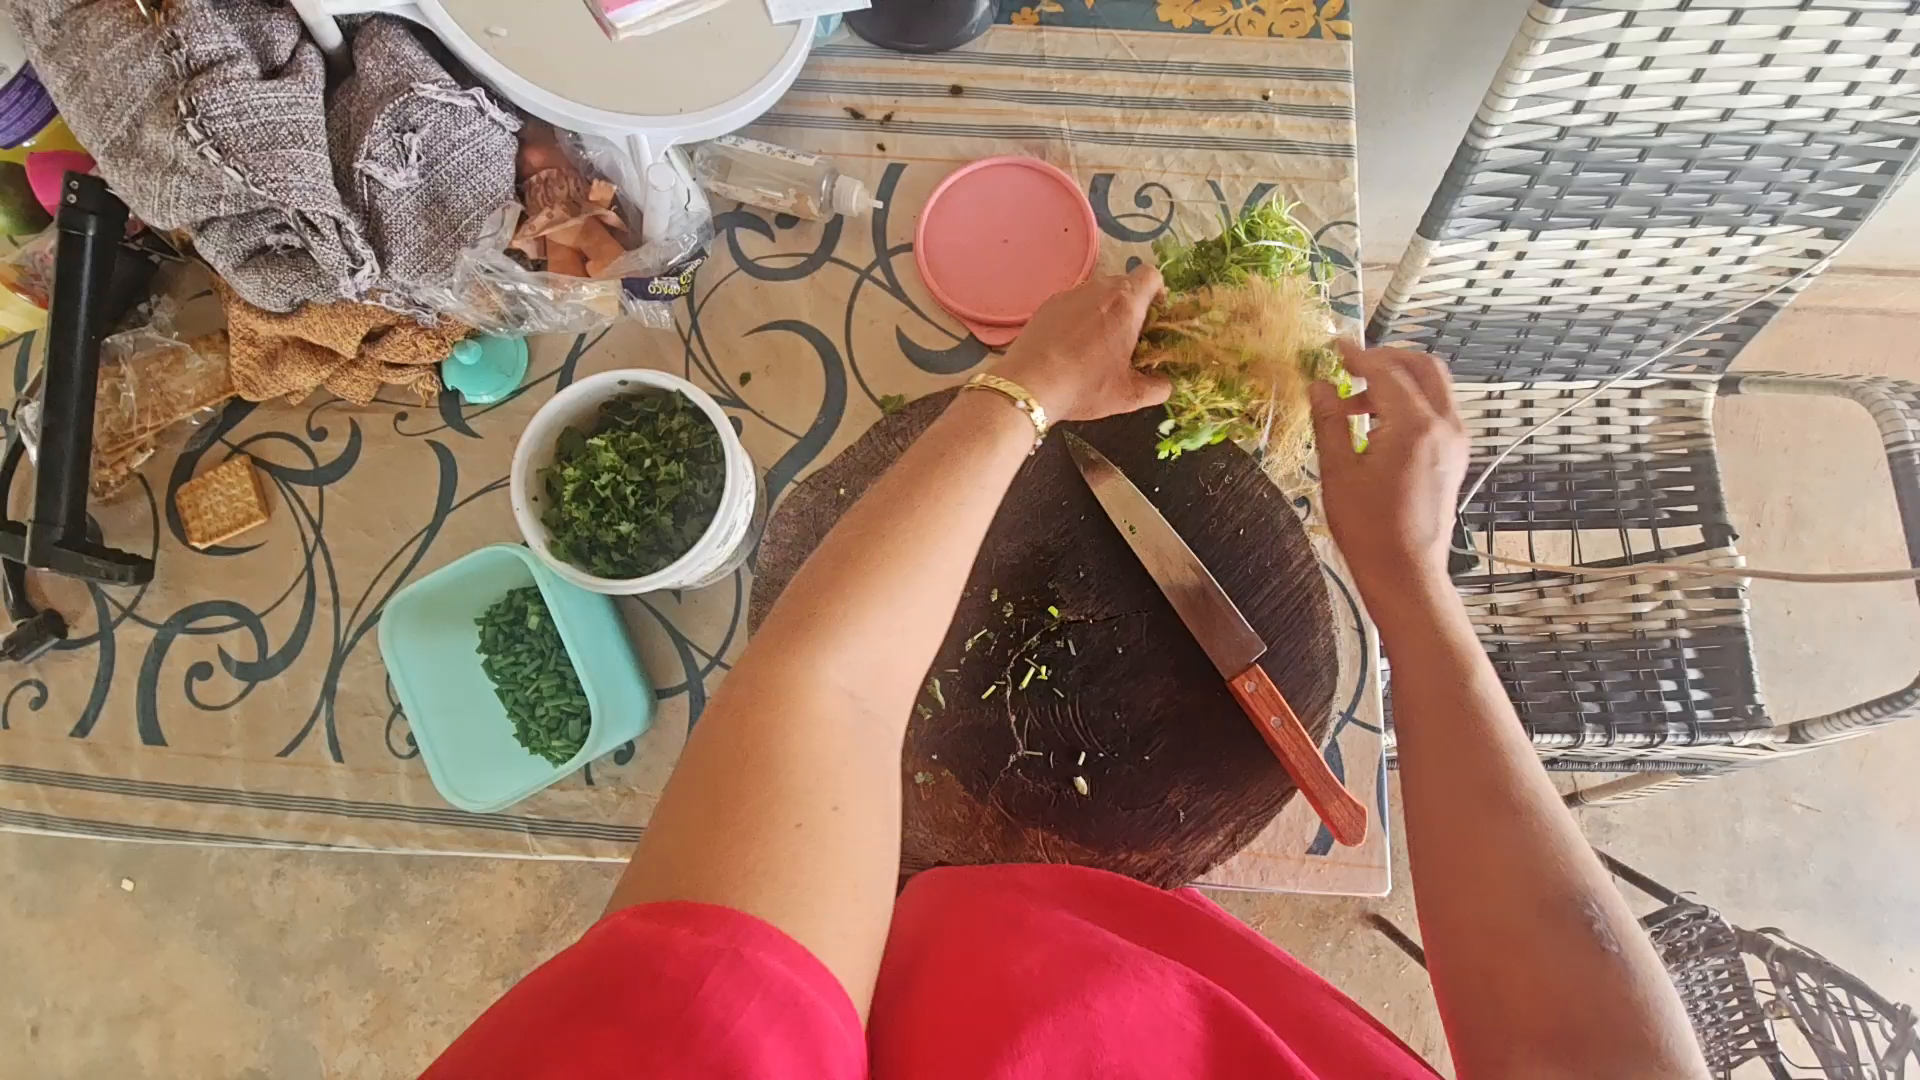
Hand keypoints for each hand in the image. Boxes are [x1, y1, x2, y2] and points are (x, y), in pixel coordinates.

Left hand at [992, 264, 1170, 423]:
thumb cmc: (1084, 387)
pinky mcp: (1047, 305)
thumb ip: (1156, 389)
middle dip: (1131, 304)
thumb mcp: (1127, 396)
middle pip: (1123, 283)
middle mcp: (1098, 289)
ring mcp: (1069, 294)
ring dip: (1103, 310)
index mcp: (1126, 304)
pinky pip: (1072, 303)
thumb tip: (1167, 385)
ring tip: (1096, 343)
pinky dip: (1078, 317)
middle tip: (1127, 336)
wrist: (1028, 386)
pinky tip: (1069, 345)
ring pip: (1096, 293)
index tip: (1154, 316)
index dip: (1157, 292)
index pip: (1151, 275)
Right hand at [1309, 342, 1467, 605]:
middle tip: (1350, 365)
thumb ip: (1329, 421)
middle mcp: (1445, 426)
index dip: (1358, 356)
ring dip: (1395, 381)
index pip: (1388, 372)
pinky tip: (1373, 425)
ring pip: (1432, 387)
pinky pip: (1435, 410)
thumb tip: (1319, 385)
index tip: (1333, 347)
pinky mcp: (1453, 455)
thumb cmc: (1366, 526)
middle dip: (1387, 358)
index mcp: (1415, 427)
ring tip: (1352, 404)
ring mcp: (1455, 440)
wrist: (1404, 570)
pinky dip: (1406, 402)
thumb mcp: (1338, 471)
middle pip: (1424, 367)